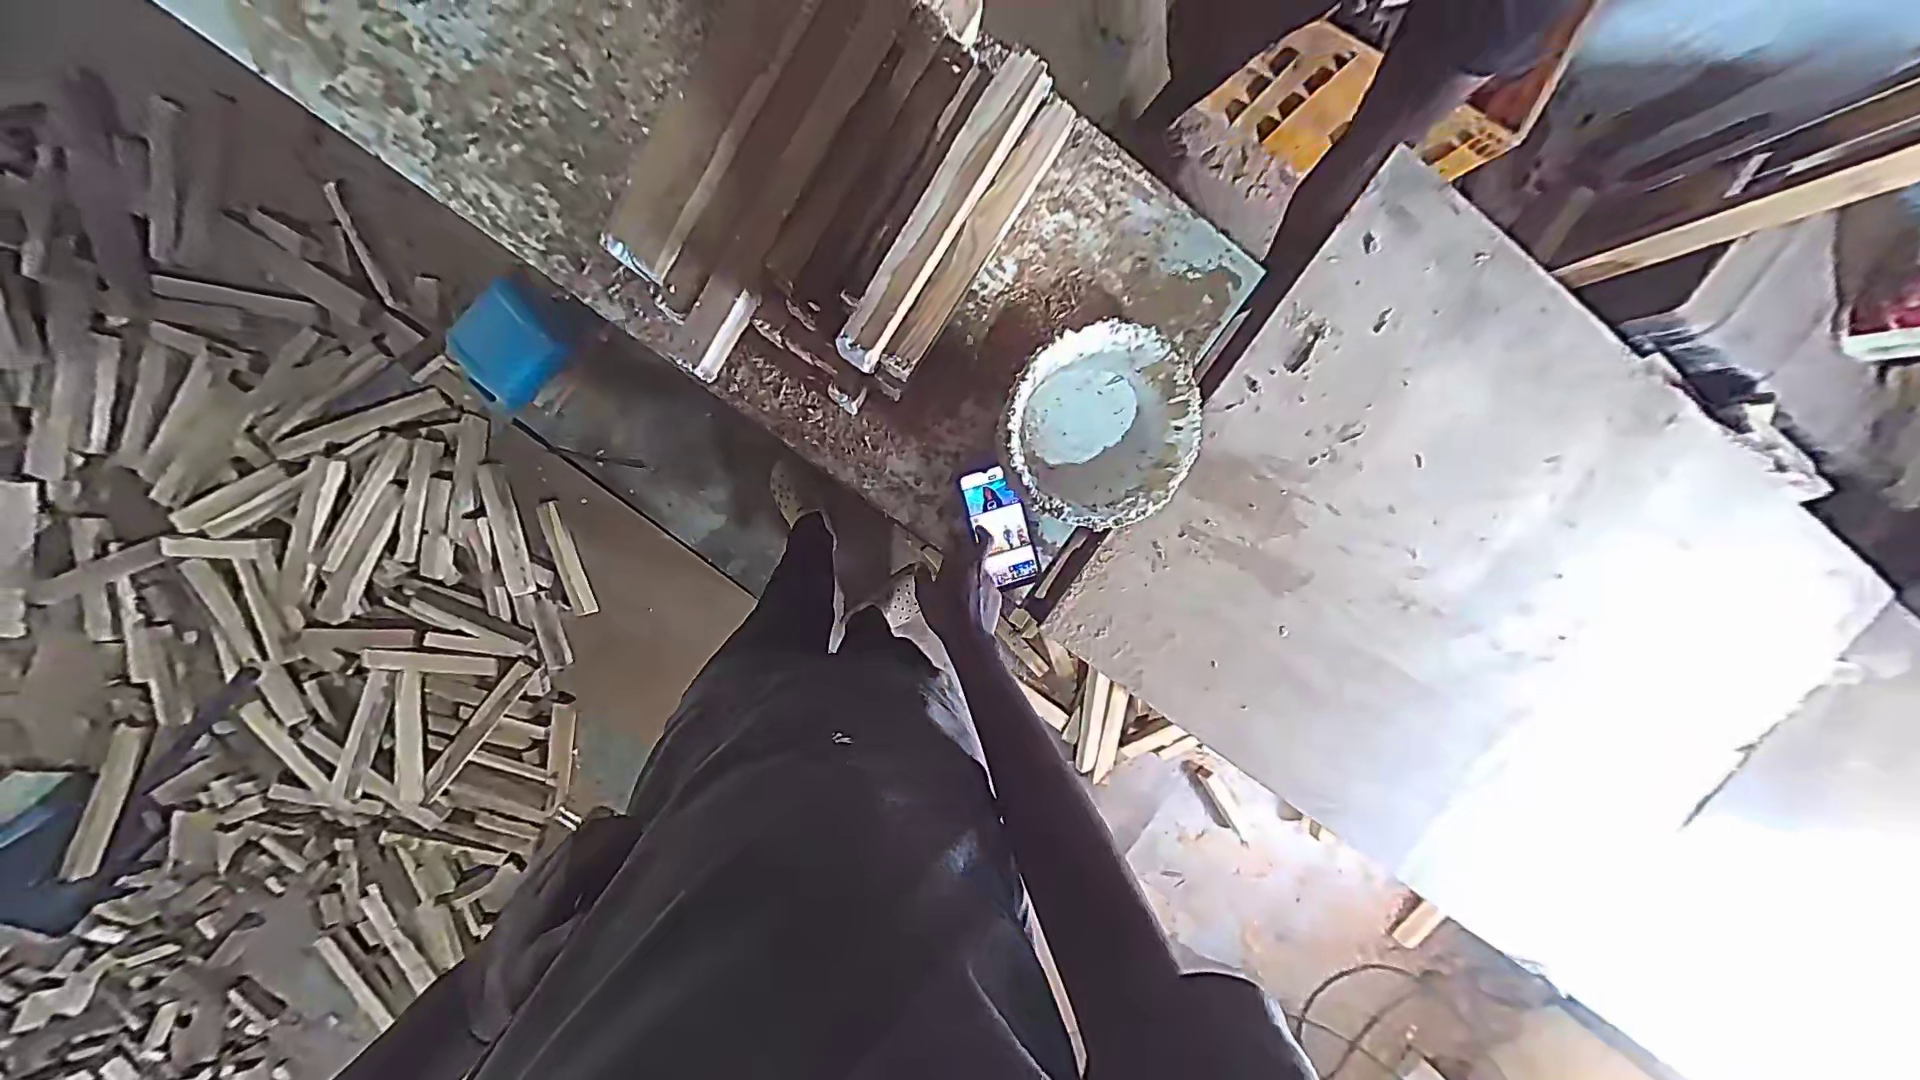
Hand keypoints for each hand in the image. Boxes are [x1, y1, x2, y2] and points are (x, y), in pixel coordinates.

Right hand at [916, 523, 1000, 648]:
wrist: (969, 638)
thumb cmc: (946, 614)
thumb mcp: (926, 594)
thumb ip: (923, 576)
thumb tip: (920, 567)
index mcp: (964, 562)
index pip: (975, 537)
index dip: (971, 530)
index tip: (965, 527)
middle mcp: (981, 569)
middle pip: (985, 548)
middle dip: (979, 541)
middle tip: (972, 539)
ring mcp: (991, 583)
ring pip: (984, 569)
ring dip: (975, 571)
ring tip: (963, 582)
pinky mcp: (997, 598)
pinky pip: (987, 587)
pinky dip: (980, 588)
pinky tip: (970, 600)